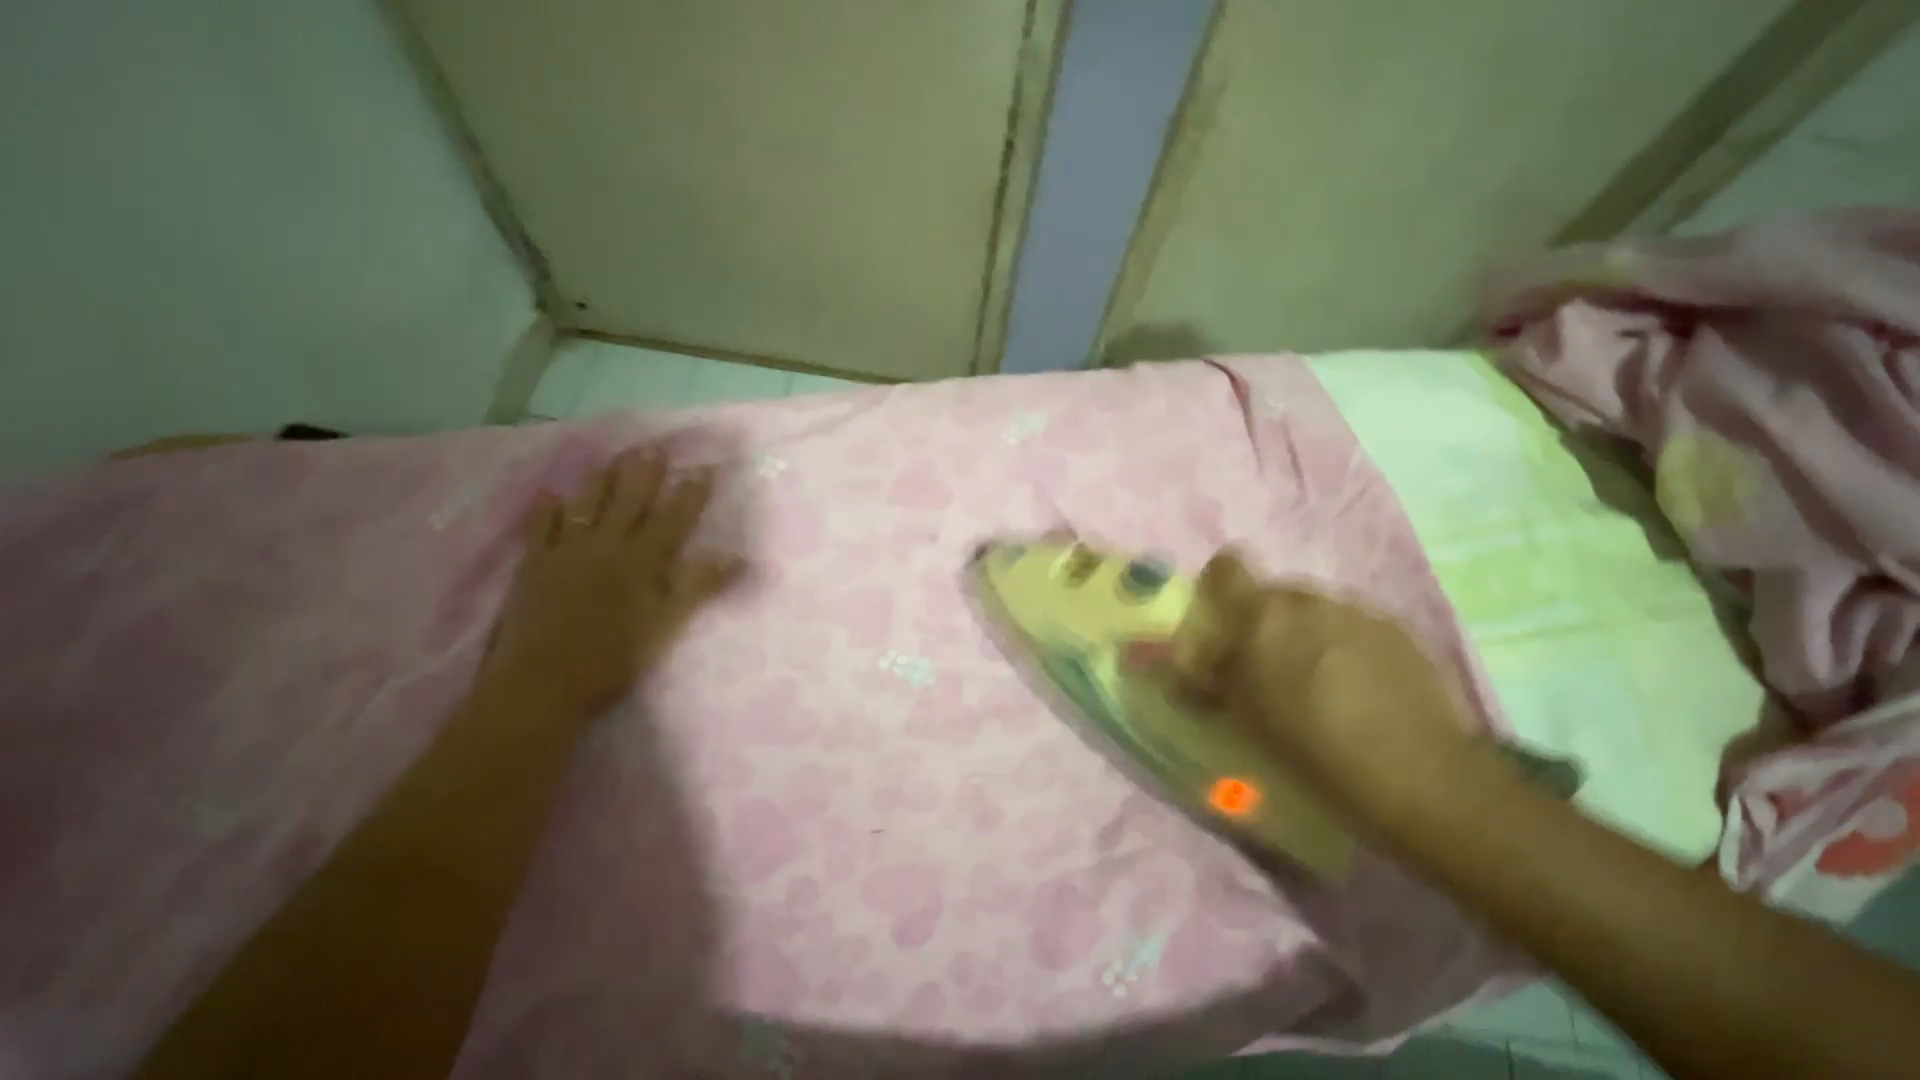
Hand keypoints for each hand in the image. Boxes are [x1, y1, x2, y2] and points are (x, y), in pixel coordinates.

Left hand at [483, 448, 743, 719]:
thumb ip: (698, 586)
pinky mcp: (534, 566)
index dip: (690, 493)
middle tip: (655, 447)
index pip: (673, 519)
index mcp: (643, 562)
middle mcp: (607, 546)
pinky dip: (546, 510)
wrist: (542, 682)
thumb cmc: (614, 660)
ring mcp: (566, 552)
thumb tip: (739, 556)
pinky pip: (541, 528)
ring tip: (612, 457)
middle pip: (630, 502)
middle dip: (645, 474)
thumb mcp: (666, 626)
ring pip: (587, 505)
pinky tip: (549, 494)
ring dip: (601, 480)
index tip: (703, 467)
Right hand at [1176, 550, 1476, 814]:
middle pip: (1276, 594)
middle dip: (1267, 624)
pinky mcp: (1399, 631)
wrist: (1415, 773)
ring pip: (1318, 612)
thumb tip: (1176, 661)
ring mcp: (1359, 611)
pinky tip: (1362, 692)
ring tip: (1323, 686)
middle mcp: (1310, 598)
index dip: (1219, 586)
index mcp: (1262, 614)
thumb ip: (1207, 679)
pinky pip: (1357, 628)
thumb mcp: (1242, 718)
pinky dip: (1349, 650)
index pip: (1227, 566)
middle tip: (1271, 670)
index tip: (1221, 622)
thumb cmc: (1310, 748)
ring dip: (1310, 636)